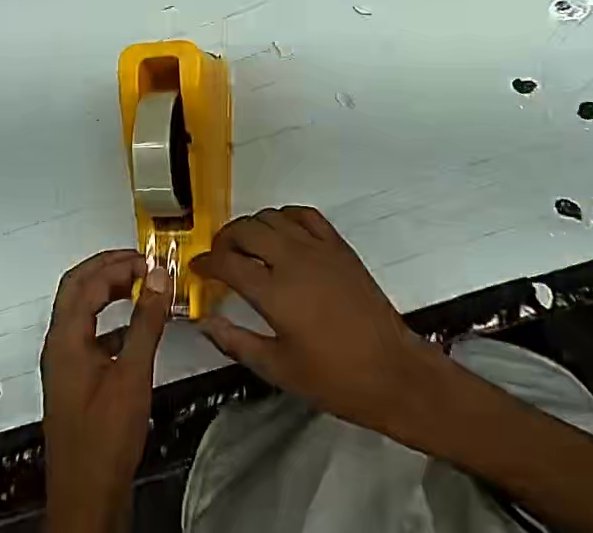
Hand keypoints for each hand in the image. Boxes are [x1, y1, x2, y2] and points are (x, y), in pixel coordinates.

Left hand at [40, 249, 170, 532]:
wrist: (87, 496)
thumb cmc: (105, 438)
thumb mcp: (132, 374)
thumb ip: (145, 322)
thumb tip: (156, 277)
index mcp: (65, 337)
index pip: (86, 282)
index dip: (117, 264)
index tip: (149, 261)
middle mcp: (59, 344)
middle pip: (77, 288)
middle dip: (107, 268)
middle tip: (141, 262)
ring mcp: (64, 362)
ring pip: (81, 309)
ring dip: (107, 291)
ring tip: (140, 285)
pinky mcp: (75, 379)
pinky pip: (89, 332)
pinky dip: (110, 319)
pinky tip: (135, 327)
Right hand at [189, 206, 449, 436]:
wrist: (393, 373)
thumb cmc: (335, 378)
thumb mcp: (278, 369)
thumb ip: (235, 342)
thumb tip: (205, 323)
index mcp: (274, 292)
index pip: (227, 263)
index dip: (206, 263)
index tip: (198, 269)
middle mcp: (293, 261)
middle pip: (245, 230)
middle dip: (224, 239)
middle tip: (218, 256)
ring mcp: (318, 249)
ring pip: (272, 217)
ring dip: (252, 226)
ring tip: (246, 245)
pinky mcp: (339, 247)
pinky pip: (305, 215)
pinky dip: (285, 216)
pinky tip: (281, 231)